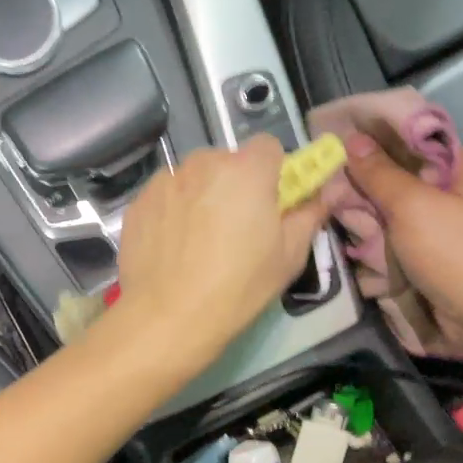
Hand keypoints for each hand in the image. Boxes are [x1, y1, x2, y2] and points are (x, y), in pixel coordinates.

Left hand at [114, 135, 326, 363]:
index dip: (272, 171)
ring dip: (199, 196)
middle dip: (232, 184)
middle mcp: (202, 164)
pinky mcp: (137, 203)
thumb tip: (326, 192)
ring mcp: (164, 182)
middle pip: (226, 161)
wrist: (167, 316)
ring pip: (191, 178)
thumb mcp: (288, 256)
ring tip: (197, 239)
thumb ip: (309, 214)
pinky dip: (170, 212)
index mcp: (247, 170)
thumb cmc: (237, 287)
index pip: (267, 146)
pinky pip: (163, 197)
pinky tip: (171, 247)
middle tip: (233, 227)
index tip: (269, 201)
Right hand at [342, 132, 462, 350]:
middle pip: (396, 182)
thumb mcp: (412, 206)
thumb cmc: (459, 253)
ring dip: (369, 232)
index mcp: (462, 167)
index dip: (370, 144)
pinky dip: (380, 256)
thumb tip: (352, 139)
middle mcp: (457, 193)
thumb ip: (379, 173)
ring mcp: (446, 230)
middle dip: (365, 196)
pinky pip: (398, 248)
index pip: (409, 141)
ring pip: (391, 219)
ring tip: (350, 242)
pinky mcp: (437, 261)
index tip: (332, 153)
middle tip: (335, 207)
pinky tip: (363, 264)